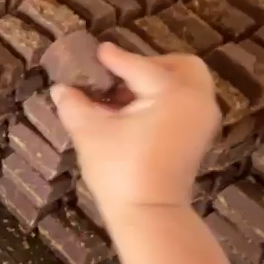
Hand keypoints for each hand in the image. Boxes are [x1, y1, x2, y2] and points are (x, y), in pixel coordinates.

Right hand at [52, 43, 218, 232]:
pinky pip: (185, 102)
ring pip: (185, 84)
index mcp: (172, 94)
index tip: (98, 50)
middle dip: (148, 65)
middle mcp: (196, 100)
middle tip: (118, 76)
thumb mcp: (90, 133)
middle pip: (179, 66)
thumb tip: (60, 89)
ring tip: (122, 97)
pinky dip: (164, 98)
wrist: (148, 213)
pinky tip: (134, 113)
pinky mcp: (198, 135)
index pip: (138, 67)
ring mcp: (202, 119)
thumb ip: (74, 104)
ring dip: (156, 82)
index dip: (114, 58)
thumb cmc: (118, 170)